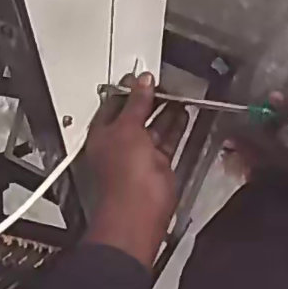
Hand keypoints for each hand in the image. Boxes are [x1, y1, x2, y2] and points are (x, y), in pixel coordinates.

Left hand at [82, 73, 188, 267]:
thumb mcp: (127, 129)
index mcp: (103, 134)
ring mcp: (139, 157)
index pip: (114, 104)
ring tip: (179, 93)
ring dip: (166, 111)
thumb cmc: (123, 177)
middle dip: (149, 99)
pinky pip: (168, 142)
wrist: (139, 212)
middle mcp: (120, 145)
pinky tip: (184, 114)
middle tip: (164, 83)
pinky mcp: (159, 167)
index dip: (128, 89)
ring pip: (154, 128)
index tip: (142, 76)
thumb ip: (136, 104)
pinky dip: (177, 128)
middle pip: (135, 115)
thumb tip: (142, 82)